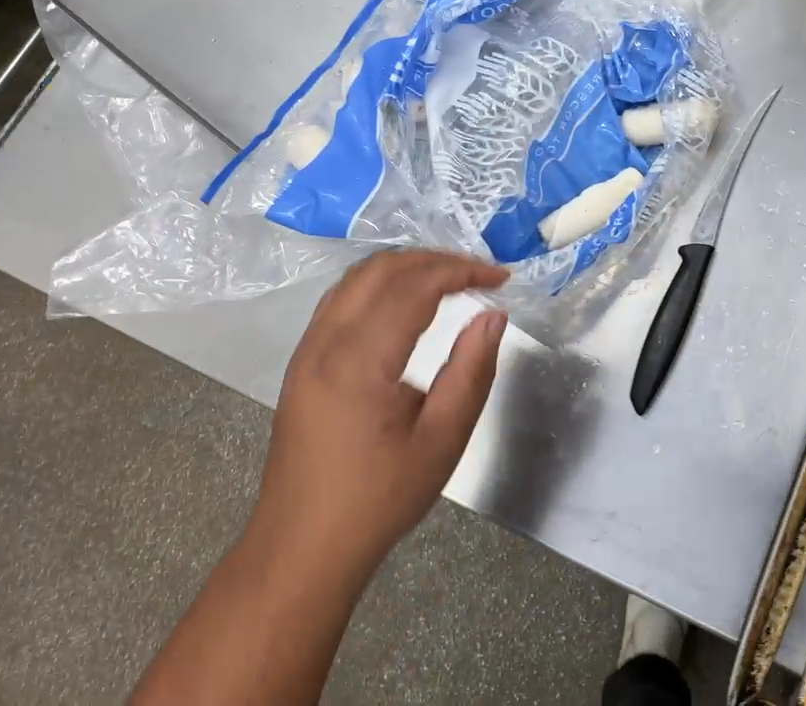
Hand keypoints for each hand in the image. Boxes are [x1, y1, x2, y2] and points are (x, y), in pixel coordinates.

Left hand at [247, 250, 508, 576]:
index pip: (415, 287)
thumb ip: (471, 371)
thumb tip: (493, 316)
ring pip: (355, 279)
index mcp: (359, 360)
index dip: (462, 271)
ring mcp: (307, 351)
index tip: (502, 278)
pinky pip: (341, 301)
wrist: (303, 546)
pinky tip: (406, 303)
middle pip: (380, 269)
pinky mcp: (302, 364)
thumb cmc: (378, 498)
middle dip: (435, 259)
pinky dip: (380, 285)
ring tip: (450, 280)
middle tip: (479, 273)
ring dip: (405, 267)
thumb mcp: (441, 440)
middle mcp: (325, 343)